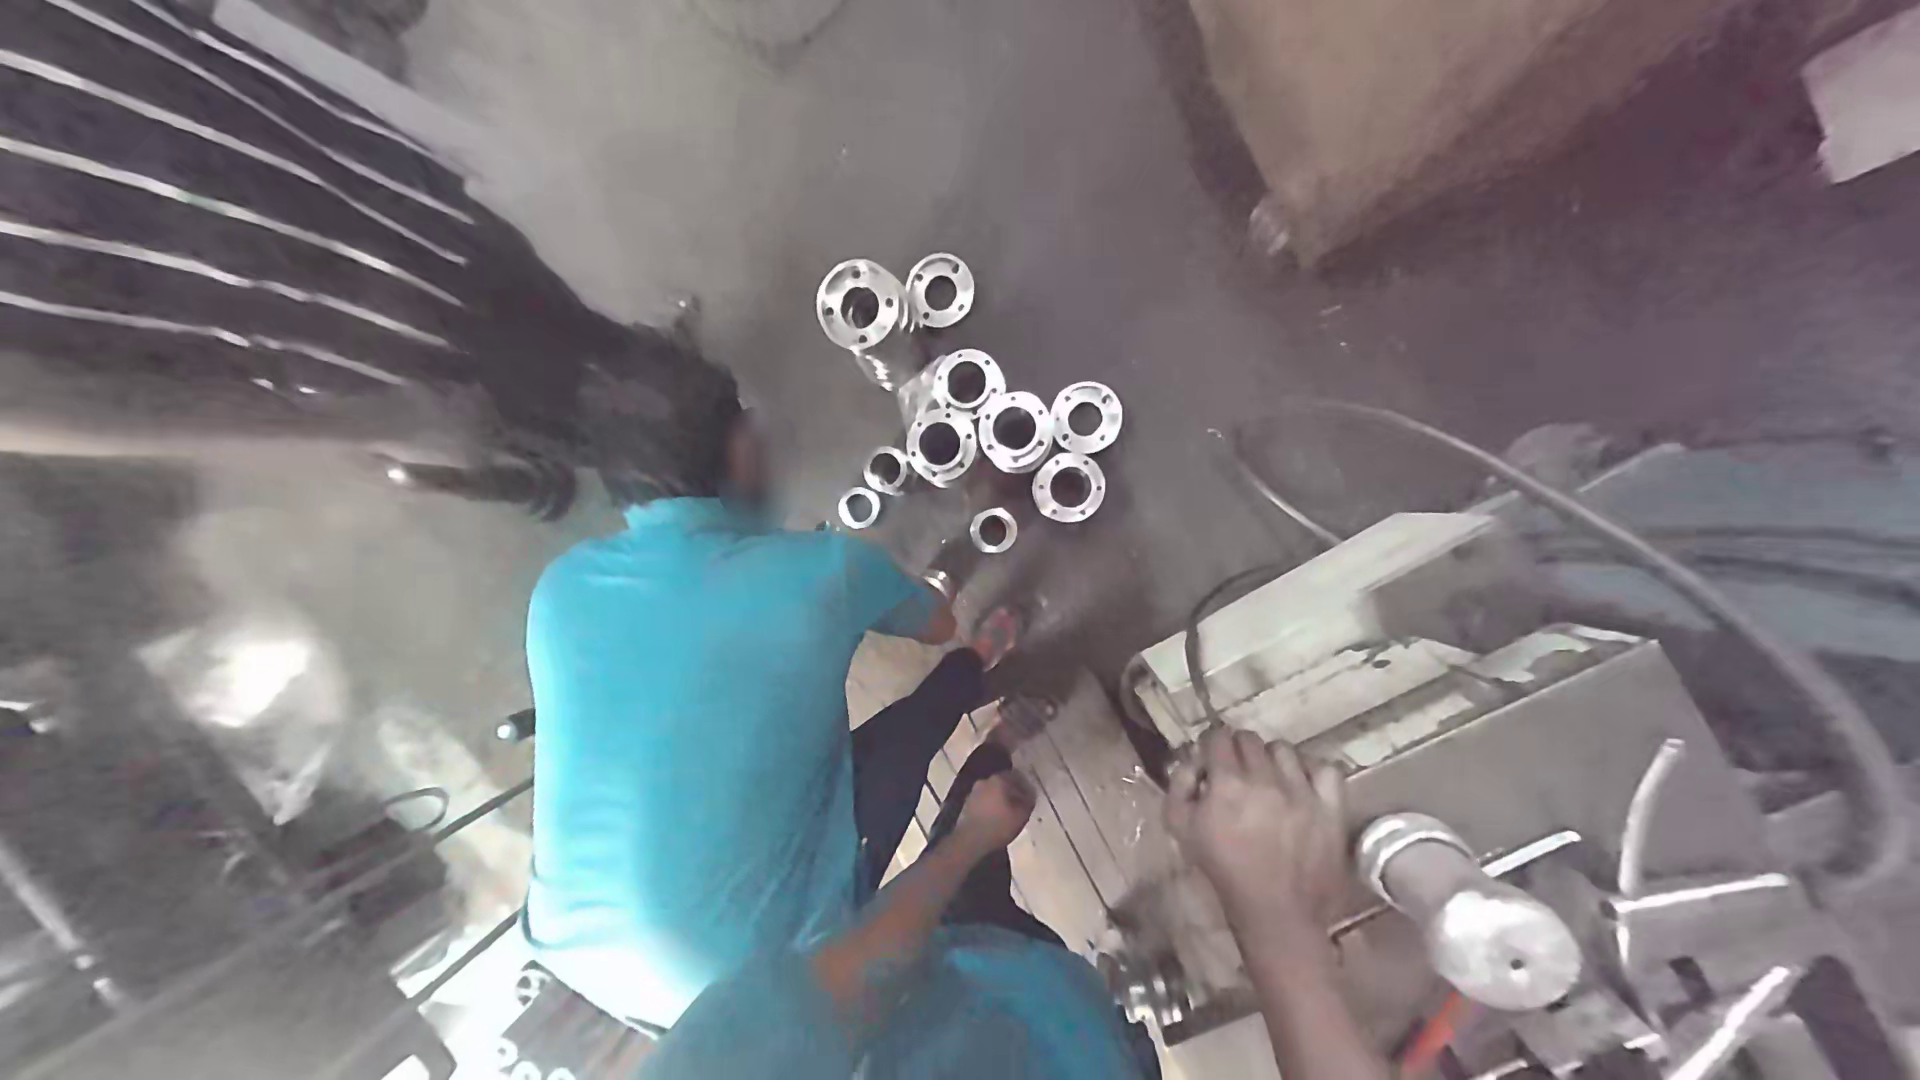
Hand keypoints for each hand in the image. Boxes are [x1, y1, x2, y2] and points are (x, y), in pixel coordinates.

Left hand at [952, 770, 1035, 855]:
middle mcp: (985, 781)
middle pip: (1003, 783)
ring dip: (1000, 799)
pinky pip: (983, 800)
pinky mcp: (967, 803)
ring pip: (992, 791)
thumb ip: (1028, 801)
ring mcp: (974, 791)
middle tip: (1019, 804)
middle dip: (1011, 792)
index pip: (1016, 776)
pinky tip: (994, 817)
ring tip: (1007, 813)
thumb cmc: (999, 825)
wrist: (970, 840)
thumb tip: (1030, 794)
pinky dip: (990, 806)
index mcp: (998, 780)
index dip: (1024, 786)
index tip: (1029, 797)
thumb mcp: (1021, 815)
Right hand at [1165, 728, 1349, 928]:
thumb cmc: (1224, 868)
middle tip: (1237, 771)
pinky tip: (1301, 785)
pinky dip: (1312, 772)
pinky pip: (1325, 769)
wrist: (1275, 911)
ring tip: (1269, 778)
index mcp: (1227, 782)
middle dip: (1238, 749)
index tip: (1212, 759)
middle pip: (1249, 738)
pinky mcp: (1331, 809)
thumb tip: (1193, 760)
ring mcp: (1302, 792)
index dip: (1212, 745)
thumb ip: (1178, 784)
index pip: (1218, 736)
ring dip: (1271, 759)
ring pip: (1284, 750)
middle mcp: (1265, 779)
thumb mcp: (1180, 827)